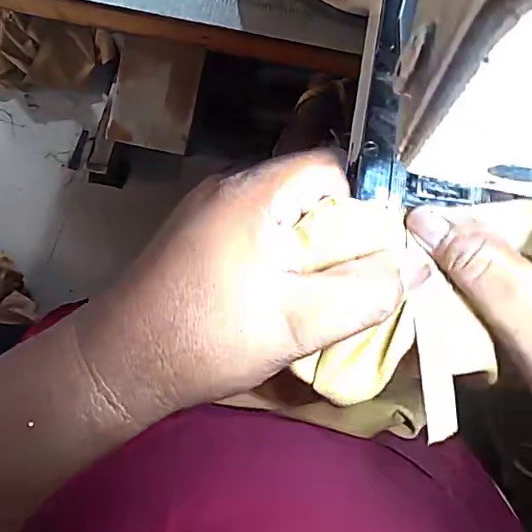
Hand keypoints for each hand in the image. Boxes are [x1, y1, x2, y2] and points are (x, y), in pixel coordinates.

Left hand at [76, 151, 431, 423]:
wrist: (117, 365)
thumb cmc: (205, 341)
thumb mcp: (297, 325)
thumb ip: (365, 295)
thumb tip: (414, 267)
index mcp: (254, 192)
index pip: (332, 166)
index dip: (362, 202)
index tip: (368, 249)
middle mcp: (230, 186)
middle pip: (309, 188)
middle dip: (336, 231)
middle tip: (342, 279)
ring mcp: (209, 207)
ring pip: (285, 211)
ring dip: (307, 246)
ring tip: (308, 292)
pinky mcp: (198, 232)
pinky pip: (258, 227)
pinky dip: (279, 253)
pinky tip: (273, 294)